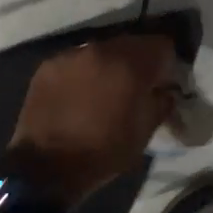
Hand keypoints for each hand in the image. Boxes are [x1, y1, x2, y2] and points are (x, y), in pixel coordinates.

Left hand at [12, 34, 179, 205]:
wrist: (45, 168)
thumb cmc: (103, 151)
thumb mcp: (146, 131)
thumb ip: (162, 101)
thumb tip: (164, 90)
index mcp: (131, 64)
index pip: (163, 44)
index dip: (167, 63)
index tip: (163, 82)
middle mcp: (102, 49)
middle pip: (132, 43)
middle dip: (138, 61)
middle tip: (134, 87)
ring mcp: (72, 54)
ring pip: (103, 50)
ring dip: (109, 65)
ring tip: (104, 91)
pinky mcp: (48, 65)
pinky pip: (77, 61)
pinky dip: (83, 72)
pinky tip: (78, 94)